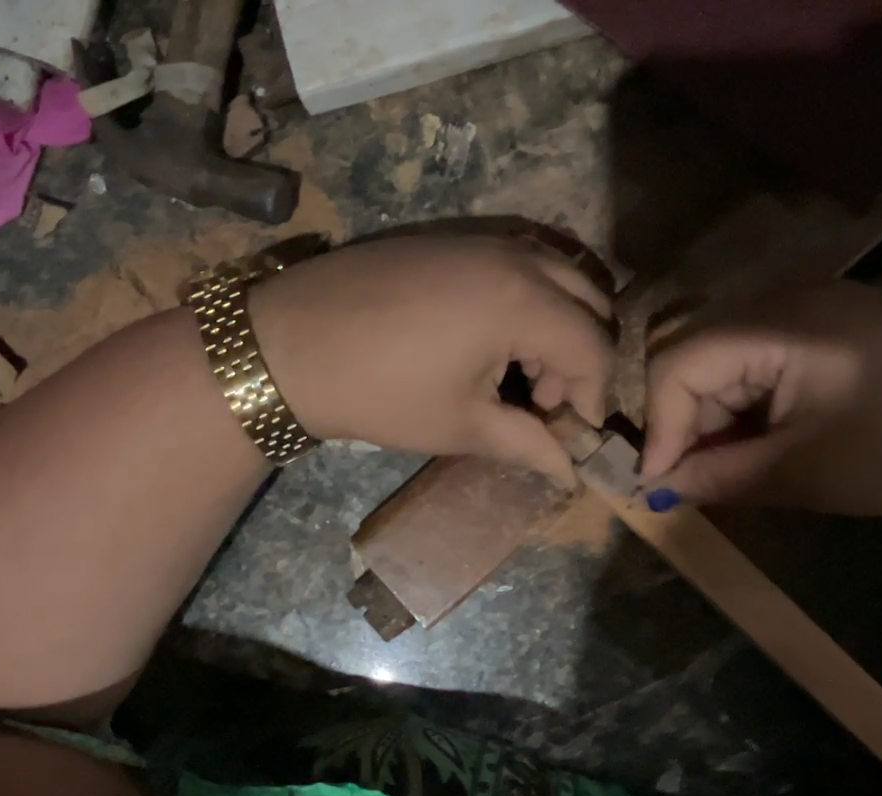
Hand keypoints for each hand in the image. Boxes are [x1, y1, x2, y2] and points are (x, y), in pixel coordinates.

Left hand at [248, 236, 613, 481]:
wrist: (287, 344)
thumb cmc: (379, 392)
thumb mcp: (459, 425)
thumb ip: (526, 443)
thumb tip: (569, 472)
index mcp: (522, 301)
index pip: (594, 347)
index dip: (594, 396)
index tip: (573, 433)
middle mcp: (514, 256)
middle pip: (589, 300)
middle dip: (581, 356)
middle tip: (545, 401)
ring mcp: (481, 240)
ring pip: (557, 274)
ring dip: (557, 324)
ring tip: (517, 373)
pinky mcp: (450, 238)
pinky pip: (518, 261)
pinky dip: (527, 299)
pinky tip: (490, 339)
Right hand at [639, 282, 881, 514]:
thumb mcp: (808, 473)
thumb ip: (721, 477)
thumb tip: (655, 487)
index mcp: (784, 325)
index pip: (679, 361)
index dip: (659, 424)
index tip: (661, 483)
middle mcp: (789, 299)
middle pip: (696, 353)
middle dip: (684, 420)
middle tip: (694, 478)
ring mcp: (811, 306)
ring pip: (723, 357)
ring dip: (713, 414)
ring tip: (730, 465)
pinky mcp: (828, 324)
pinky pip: (757, 357)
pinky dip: (745, 402)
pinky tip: (763, 439)